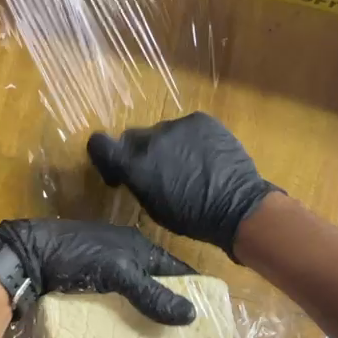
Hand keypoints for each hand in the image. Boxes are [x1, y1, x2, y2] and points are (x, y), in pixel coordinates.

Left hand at [0, 220, 196, 324]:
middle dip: (170, 309)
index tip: (208, 317)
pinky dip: (124, 319)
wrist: (26, 256)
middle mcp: (127, 258)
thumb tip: (191, 315)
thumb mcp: (118, 273)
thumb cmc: (76, 258)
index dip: (193, 291)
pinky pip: (115, 304)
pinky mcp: (87, 286)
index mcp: (140, 248)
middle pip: (157, 285)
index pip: (177, 271)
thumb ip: (151, 294)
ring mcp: (106, 272)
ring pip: (136, 297)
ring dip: (146, 316)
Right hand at [87, 112, 279, 258]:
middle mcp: (151, 138)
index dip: (104, 154)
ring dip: (168, 146)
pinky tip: (205, 157)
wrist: (237, 207)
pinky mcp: (201, 119)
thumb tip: (133, 171)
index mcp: (135, 165)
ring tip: (189, 165)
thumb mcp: (154, 207)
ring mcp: (177, 125)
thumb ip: (137, 182)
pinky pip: (187, 128)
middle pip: (134, 137)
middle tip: (160, 170)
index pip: (100, 144)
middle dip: (141, 153)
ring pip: (163, 132)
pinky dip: (190, 140)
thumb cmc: (193, 218)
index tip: (118, 168)